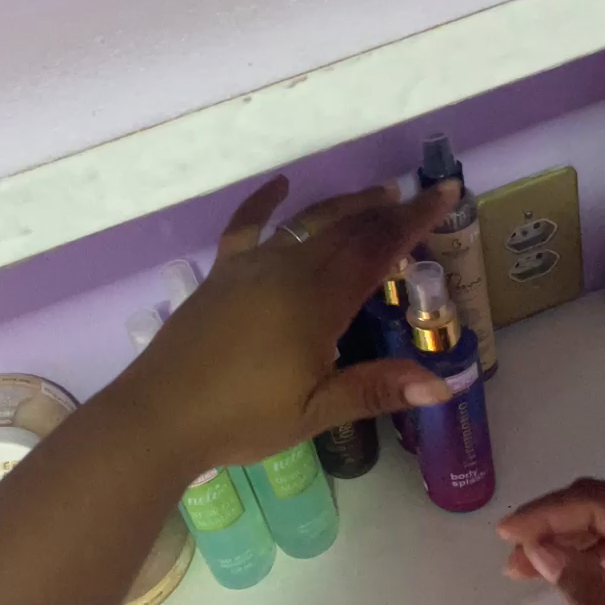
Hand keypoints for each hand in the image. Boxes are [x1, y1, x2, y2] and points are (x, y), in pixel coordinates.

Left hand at [107, 175, 459, 469]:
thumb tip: (442, 386)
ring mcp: (250, 266)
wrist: (159, 415)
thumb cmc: (241, 418)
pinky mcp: (221, 273)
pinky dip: (265, 202)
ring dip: (344, 206)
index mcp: (316, 300)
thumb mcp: (315, 411)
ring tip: (376, 195)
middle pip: (347, 229)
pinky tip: (280, 185)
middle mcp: (287, 269)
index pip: (377, 248)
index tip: (445, 193)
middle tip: (420, 195)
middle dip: (389, 210)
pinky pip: (245, 226)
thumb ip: (375, 389)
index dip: (414, 219)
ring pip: (306, 222)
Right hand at [497, 480, 604, 604]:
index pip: (600, 504)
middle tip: (512, 558)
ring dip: (570, 538)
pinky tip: (573, 572)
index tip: (504, 537)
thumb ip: (595, 598)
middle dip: (553, 523)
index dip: (546, 514)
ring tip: (529, 568)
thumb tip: (541, 551)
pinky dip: (596, 553)